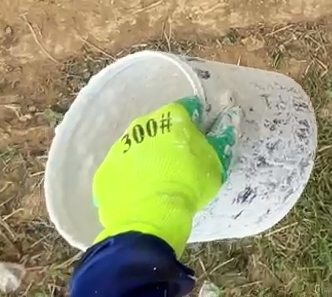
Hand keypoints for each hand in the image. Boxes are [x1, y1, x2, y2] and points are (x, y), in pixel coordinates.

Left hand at [92, 98, 232, 253]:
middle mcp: (142, 125)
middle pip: (160, 128)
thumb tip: (229, 118)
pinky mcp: (103, 174)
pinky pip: (120, 172)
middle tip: (179, 163)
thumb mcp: (216, 161)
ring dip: (147, 159)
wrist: (150, 220)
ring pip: (137, 149)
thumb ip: (222, 137)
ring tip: (158, 182)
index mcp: (171, 115)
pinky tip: (140, 195)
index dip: (197, 125)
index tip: (201, 141)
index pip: (187, 110)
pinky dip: (129, 180)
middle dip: (168, 141)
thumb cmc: (189, 184)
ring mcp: (119, 149)